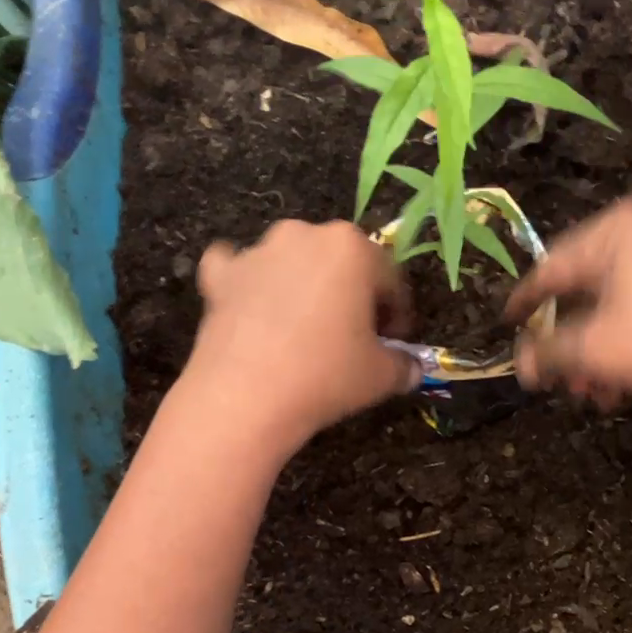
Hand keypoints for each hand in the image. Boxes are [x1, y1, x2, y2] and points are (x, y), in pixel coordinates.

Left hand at [181, 220, 418, 454]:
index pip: (389, 278)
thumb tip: (411, 369)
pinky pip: (237, 270)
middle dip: (350, 295)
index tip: (394, 341)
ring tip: (304, 332)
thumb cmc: (326, 376)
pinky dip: (246, 284)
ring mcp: (258, 252)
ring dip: (302, 287)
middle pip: (339, 264)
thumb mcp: (380, 376)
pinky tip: (251, 308)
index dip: (396, 313)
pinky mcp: (220, 275)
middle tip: (352, 337)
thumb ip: (403, 365)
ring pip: (290, 263)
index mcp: (352, 247)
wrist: (246, 397)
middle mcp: (304, 235)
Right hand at [506, 198, 631, 401]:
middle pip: (586, 291)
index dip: (525, 302)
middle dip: (569, 345)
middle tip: (557, 380)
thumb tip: (521, 365)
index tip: (506, 324)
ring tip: (592, 395)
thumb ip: (548, 353)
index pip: (552, 267)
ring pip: (615, 307)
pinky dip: (625, 345)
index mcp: (615, 230)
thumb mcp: (593, 348)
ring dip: (595, 355)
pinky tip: (620, 387)